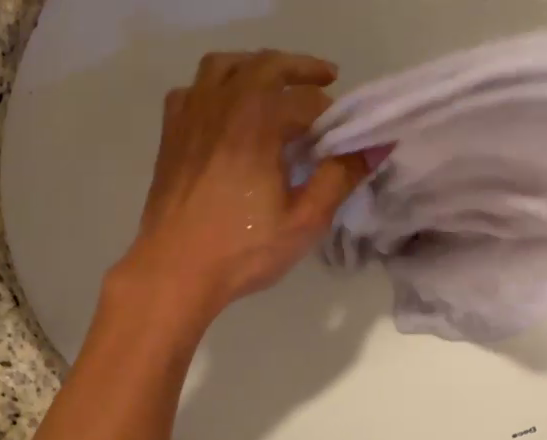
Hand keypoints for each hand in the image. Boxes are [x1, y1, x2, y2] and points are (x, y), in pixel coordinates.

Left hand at [120, 50, 369, 307]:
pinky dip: (218, 87)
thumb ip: (339, 178)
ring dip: (257, 66)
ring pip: (227, 66)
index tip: (348, 131)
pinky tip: (229, 109)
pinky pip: (195, 88)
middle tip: (327, 79)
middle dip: (301, 70)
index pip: (308, 101)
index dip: (334, 114)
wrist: (177, 267)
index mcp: (259, 120)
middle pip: (268, 66)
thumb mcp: (304, 221)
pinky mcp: (172, 131)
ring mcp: (192, 112)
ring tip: (277, 83)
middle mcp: (224, 102)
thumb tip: (374, 147)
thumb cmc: (244, 249)